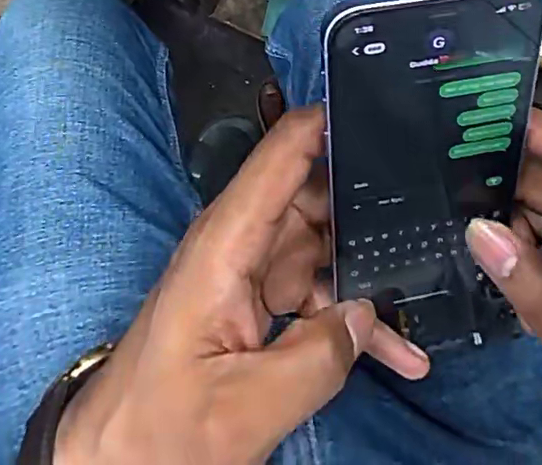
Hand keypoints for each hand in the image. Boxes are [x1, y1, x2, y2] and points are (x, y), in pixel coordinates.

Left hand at [56, 107, 429, 464]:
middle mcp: (241, 240)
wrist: (115, 461)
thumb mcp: (243, 408)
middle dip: (365, 198)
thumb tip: (369, 315)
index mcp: (227, 239)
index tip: (378, 111)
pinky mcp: (260, 300)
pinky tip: (399, 348)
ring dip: (367, 265)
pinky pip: (316, 290)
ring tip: (424, 279)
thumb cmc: (160, 428)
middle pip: (313, 193)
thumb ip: (317, 360)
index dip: (324, 123)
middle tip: (427, 207)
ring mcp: (252, 270)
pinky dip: (352, 313)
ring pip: (323, 242)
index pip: (280, 155)